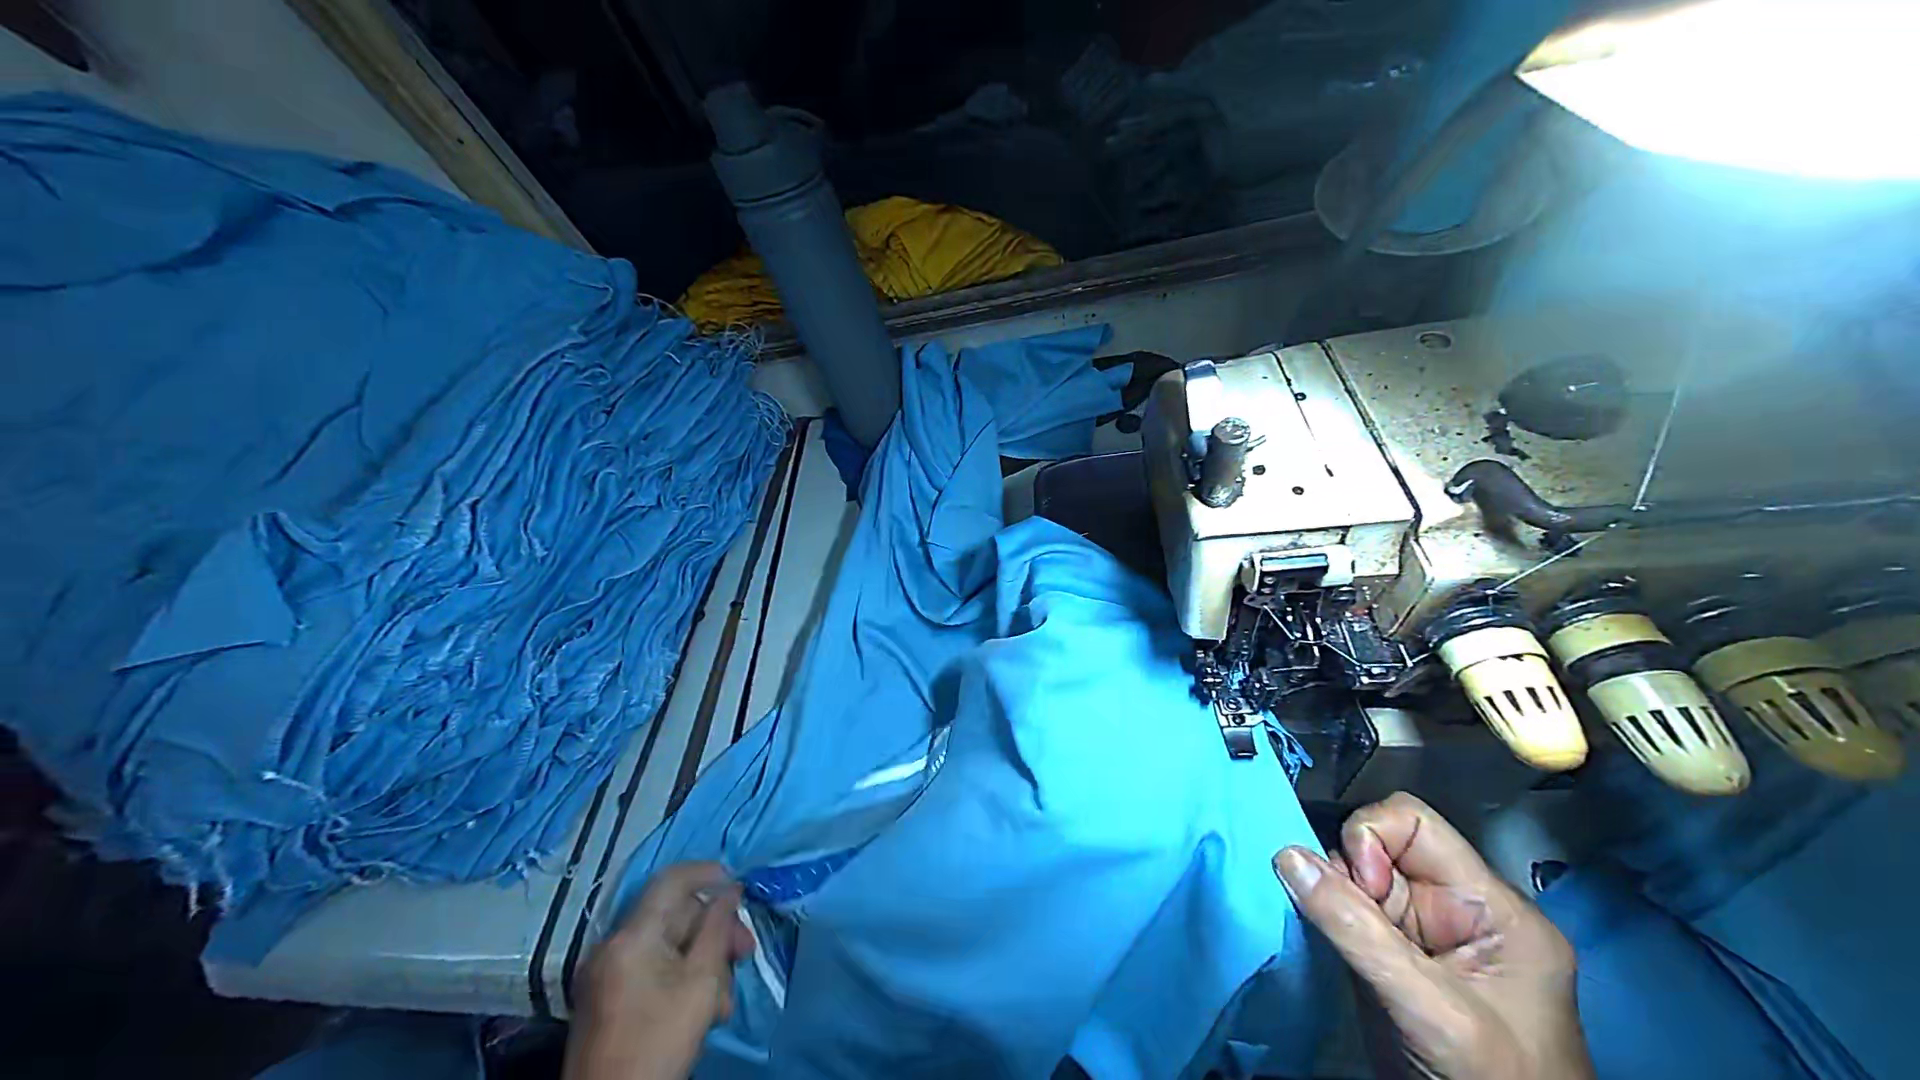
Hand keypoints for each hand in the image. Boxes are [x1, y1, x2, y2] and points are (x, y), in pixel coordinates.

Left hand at [565, 862, 753, 1079]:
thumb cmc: (659, 1043)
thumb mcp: (701, 982)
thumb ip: (717, 928)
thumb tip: (729, 891)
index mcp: (631, 936)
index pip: (671, 880)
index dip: (708, 874)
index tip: (739, 888)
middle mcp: (612, 945)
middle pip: (673, 915)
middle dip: (714, 930)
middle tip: (745, 953)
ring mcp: (605, 972)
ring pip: (667, 944)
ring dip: (702, 960)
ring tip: (722, 999)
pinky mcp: (605, 997)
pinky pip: (651, 967)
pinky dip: (679, 976)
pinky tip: (702, 1008)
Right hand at [1273, 793, 1593, 1079]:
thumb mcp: (1430, 1010)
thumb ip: (1358, 932)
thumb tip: (1286, 856)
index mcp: (1492, 906)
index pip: (1413, 822)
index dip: (1370, 839)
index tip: (1360, 891)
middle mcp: (1458, 908)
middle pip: (1378, 847)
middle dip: (1348, 879)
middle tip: (1346, 928)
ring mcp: (1426, 933)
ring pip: (1355, 878)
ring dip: (1334, 903)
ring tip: (1344, 950)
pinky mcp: (1397, 956)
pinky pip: (1349, 912)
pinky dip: (1330, 922)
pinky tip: (1335, 950)